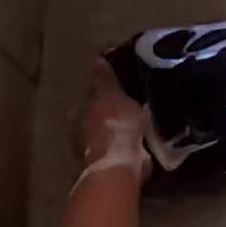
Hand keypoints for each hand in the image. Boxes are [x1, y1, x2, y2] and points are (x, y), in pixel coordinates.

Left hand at [80, 58, 149, 182]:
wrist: (121, 166)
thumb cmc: (112, 126)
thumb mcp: (110, 95)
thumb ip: (104, 79)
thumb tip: (97, 59)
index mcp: (77, 114)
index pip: (91, 97)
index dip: (105, 91)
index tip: (122, 86)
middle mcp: (82, 134)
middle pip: (100, 117)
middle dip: (114, 112)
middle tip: (137, 101)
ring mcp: (97, 153)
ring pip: (113, 134)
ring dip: (125, 129)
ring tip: (147, 119)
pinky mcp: (113, 167)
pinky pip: (125, 149)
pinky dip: (134, 144)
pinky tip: (148, 138)